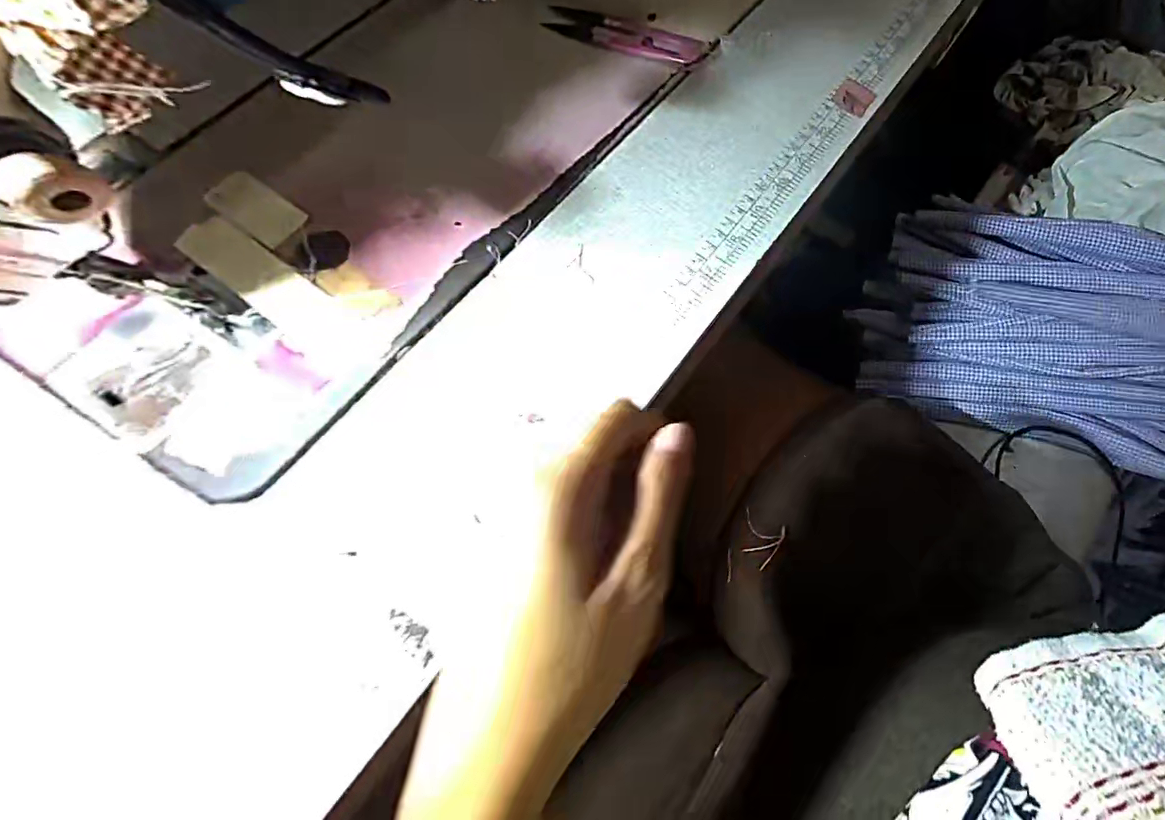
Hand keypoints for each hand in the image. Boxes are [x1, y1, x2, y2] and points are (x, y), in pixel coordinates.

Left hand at [399, 402, 692, 819]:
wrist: (486, 750)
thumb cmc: (572, 669)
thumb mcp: (637, 583)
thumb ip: (660, 497)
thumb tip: (678, 433)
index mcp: (556, 486)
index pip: (615, 413)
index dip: (654, 434)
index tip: (672, 476)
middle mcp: (517, 484)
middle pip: (588, 434)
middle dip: (629, 462)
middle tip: (647, 524)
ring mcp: (496, 511)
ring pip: (568, 463)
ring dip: (604, 486)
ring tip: (617, 550)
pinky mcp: (487, 539)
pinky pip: (544, 494)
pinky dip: (576, 507)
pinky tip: (581, 565)